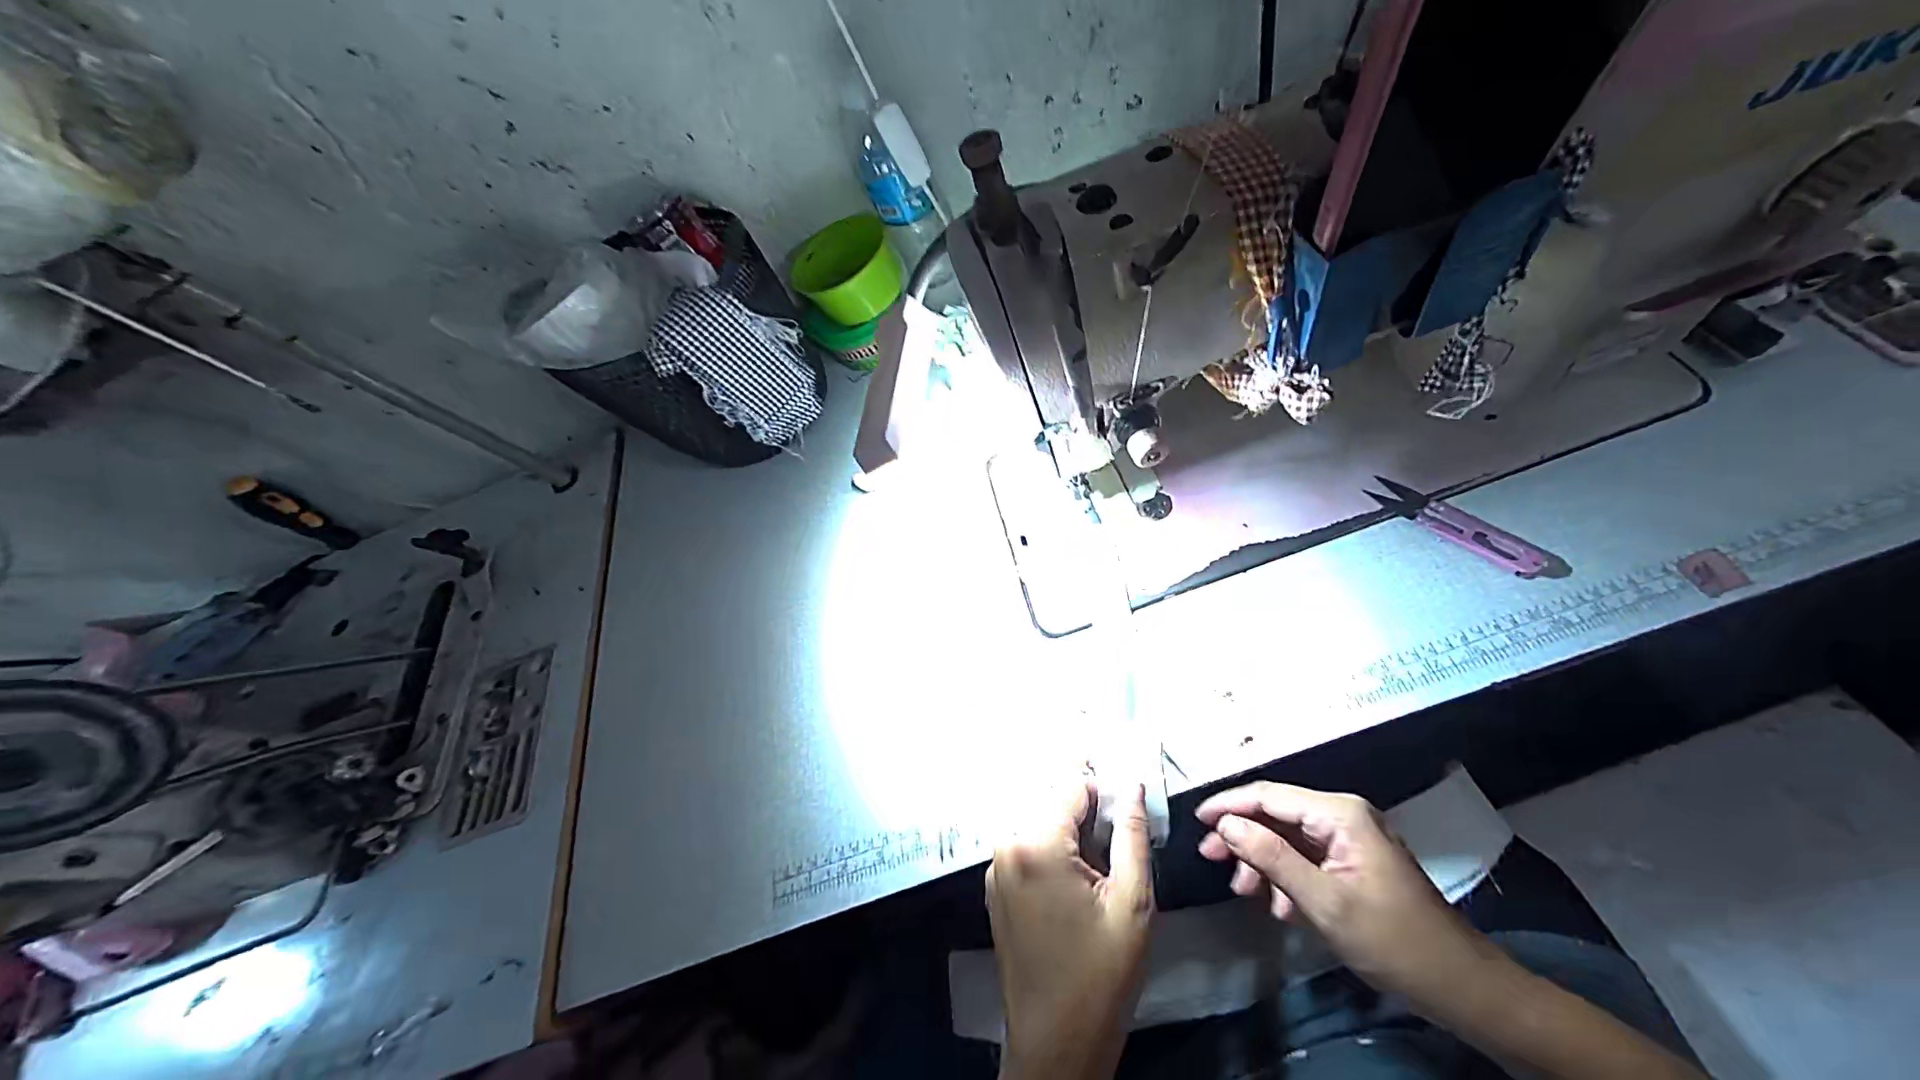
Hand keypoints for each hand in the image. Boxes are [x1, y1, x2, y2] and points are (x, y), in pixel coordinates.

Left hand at [987, 782, 1153, 1079]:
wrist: (1055, 1041)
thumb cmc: (1101, 976)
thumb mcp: (1133, 903)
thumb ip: (1133, 836)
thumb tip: (1135, 790)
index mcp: (1035, 845)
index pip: (1071, 786)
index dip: (1105, 792)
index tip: (1128, 813)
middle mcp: (1006, 847)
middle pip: (1051, 801)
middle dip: (1086, 814)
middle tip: (1114, 850)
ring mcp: (995, 868)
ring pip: (1038, 823)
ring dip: (1068, 833)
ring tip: (1098, 872)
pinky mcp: (995, 887)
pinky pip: (1026, 848)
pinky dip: (1051, 851)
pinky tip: (1075, 885)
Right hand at [1195, 783, 1502, 1012]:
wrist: (1460, 986)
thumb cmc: (1394, 941)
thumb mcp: (1324, 902)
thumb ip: (1271, 858)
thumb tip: (1227, 825)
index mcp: (1340, 814)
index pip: (1269, 795)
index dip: (1229, 805)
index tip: (1197, 821)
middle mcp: (1343, 815)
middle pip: (1275, 814)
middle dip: (1243, 838)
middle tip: (1213, 860)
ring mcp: (1349, 838)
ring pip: (1286, 837)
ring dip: (1262, 861)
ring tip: (1247, 892)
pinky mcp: (1351, 860)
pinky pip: (1304, 856)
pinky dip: (1284, 876)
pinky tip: (1280, 905)